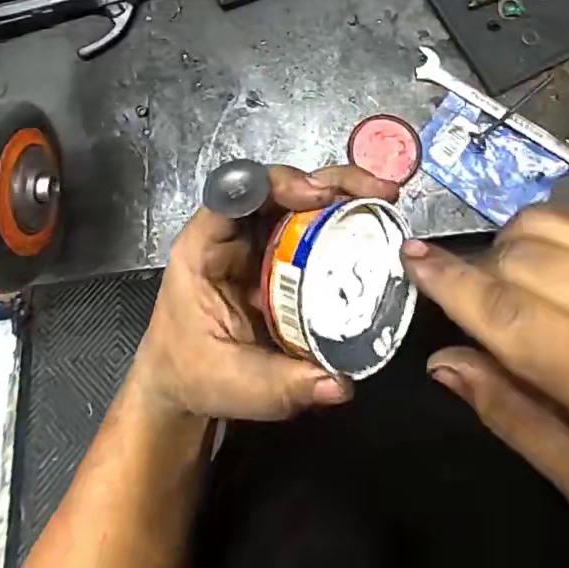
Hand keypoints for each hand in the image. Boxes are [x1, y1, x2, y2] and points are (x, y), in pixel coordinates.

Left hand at [129, 164, 400, 421]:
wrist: (183, 385)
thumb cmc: (192, 374)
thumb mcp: (230, 384)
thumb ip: (281, 386)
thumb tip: (340, 384)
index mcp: (204, 248)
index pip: (235, 194)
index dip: (277, 185)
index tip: (321, 198)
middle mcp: (234, 232)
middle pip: (280, 185)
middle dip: (330, 182)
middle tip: (376, 192)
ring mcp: (261, 238)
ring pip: (302, 197)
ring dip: (344, 192)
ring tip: (385, 199)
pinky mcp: (283, 252)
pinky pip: (315, 224)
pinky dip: (345, 216)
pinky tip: (376, 221)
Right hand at [402, 207, 568, 562]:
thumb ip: (507, 413)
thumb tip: (443, 358)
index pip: (501, 308)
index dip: (447, 281)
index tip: (410, 258)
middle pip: (514, 255)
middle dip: (482, 275)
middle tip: (488, 308)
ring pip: (542, 221)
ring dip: (515, 249)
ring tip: (528, 288)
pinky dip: (555, 236)